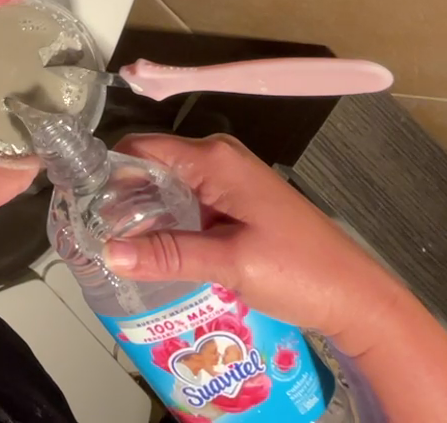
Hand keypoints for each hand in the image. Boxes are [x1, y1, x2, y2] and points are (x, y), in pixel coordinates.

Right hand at [102, 133, 410, 346]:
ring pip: (169, 181)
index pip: (141, 146)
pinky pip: (188, 195)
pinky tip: (158, 244)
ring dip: (147, 207)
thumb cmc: (301, 272)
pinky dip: (169, 215)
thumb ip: (166, 254)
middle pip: (152, 162)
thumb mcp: (228, 263)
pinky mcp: (238, 197)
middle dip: (125, 193)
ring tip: (121, 240)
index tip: (85, 200)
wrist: (361, 301)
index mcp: (213, 158)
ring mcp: (230, 176)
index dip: (109, 170)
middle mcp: (219, 156)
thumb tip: (108, 251)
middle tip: (99, 228)